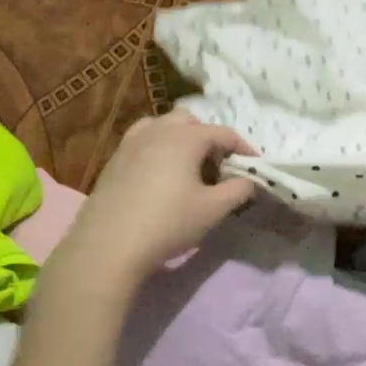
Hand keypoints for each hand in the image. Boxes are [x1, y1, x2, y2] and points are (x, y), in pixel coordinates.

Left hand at [58, 109, 257, 276]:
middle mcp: (157, 131)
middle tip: (219, 165)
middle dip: (209, 137)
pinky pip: (143, 141)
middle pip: (190, 120)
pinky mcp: (114, 160)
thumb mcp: (214, 209)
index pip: (223, 132)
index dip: (244, 148)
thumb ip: (239, 190)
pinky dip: (159, 148)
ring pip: (162, 126)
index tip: (255, 166)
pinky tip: (161, 175)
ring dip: (181, 138)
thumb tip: (248, 181)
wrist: (109, 245)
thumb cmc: (168, 223)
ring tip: (189, 165)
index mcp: (185, 138)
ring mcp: (131, 143)